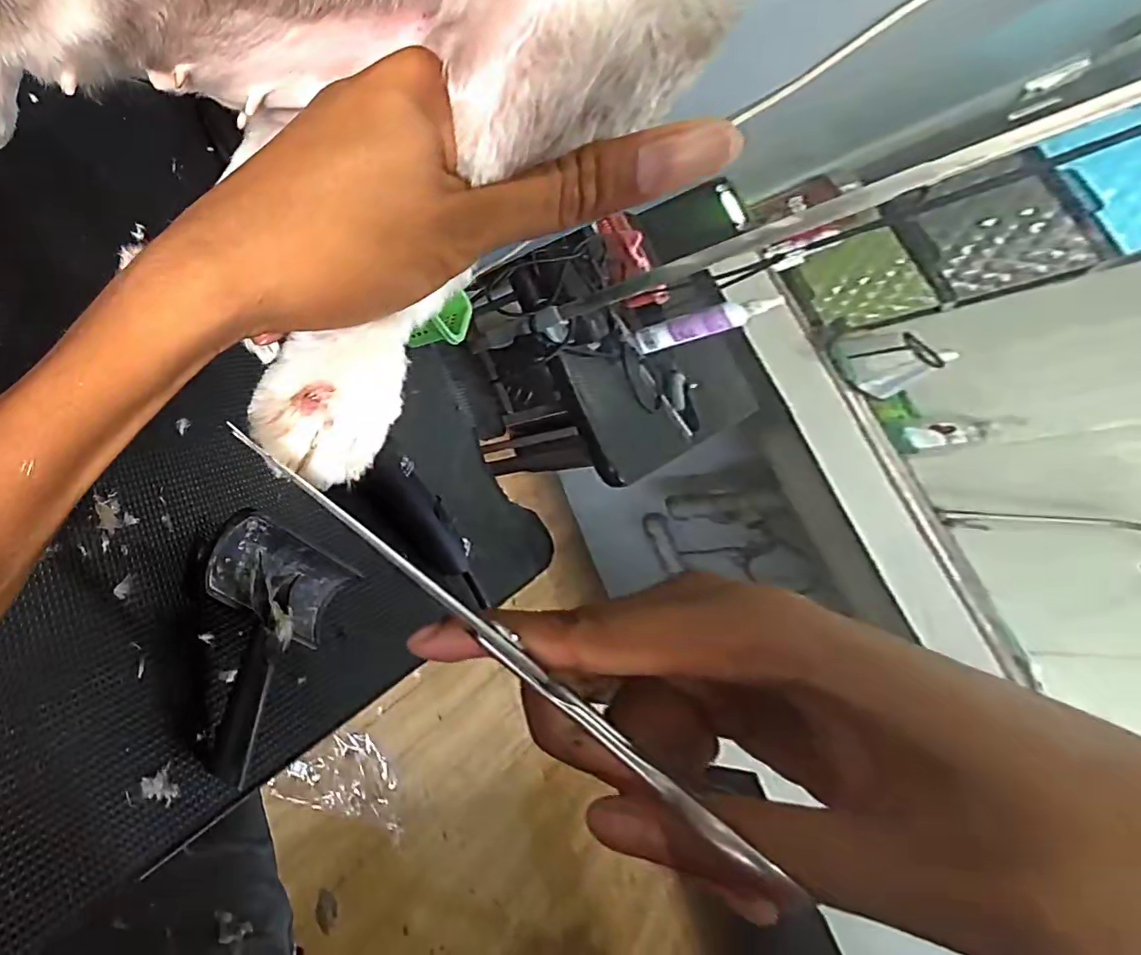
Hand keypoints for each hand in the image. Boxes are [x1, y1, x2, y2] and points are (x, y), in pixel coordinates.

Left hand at [141, 46, 741, 338]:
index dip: (561, 151)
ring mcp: (337, 116)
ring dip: (440, 203)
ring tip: (414, 251)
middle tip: (466, 243)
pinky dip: (394, 206)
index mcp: (428, 73)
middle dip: (490, 185)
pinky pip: (379, 171)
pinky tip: (376, 243)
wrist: (212, 280)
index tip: (558, 202)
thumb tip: (705, 143)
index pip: (535, 91)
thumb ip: (572, 187)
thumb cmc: (335, 252)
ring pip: (426, 154)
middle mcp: (381, 79)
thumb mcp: (463, 228)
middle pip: (478, 125)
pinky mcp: (308, 155)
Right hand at [408, 573, 1140, 954]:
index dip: (506, 634)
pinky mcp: (761, 693)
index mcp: (757, 638)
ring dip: (661, 791)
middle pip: (600, 666)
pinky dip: (691, 791)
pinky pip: (681, 730)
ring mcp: (747, 661)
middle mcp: (733, 631)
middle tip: (643, 818)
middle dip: (597, 742)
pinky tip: (748, 856)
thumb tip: (601, 819)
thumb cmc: (1071, 854)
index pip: (594, 629)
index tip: (430, 639)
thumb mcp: (904, 871)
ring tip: (743, 874)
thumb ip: (733, 837)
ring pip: (638, 711)